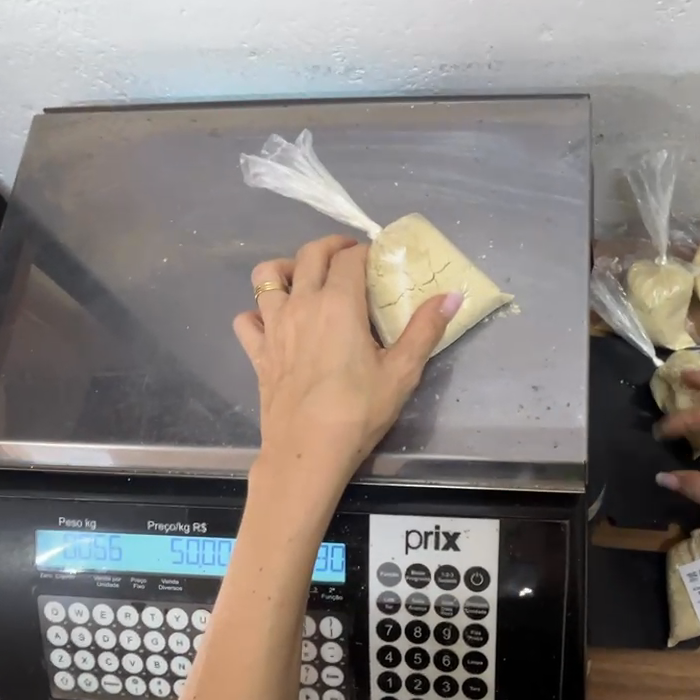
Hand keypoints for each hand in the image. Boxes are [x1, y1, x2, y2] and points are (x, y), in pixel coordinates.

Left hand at [234, 236, 459, 495]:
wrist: (308, 451)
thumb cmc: (358, 411)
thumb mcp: (402, 372)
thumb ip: (425, 329)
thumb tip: (452, 295)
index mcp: (339, 303)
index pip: (350, 257)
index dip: (365, 251)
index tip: (377, 259)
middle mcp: (302, 304)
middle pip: (309, 255)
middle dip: (330, 247)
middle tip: (349, 257)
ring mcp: (274, 327)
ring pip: (267, 276)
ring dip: (286, 268)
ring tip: (304, 279)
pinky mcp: (258, 353)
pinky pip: (247, 319)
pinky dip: (258, 313)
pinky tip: (274, 323)